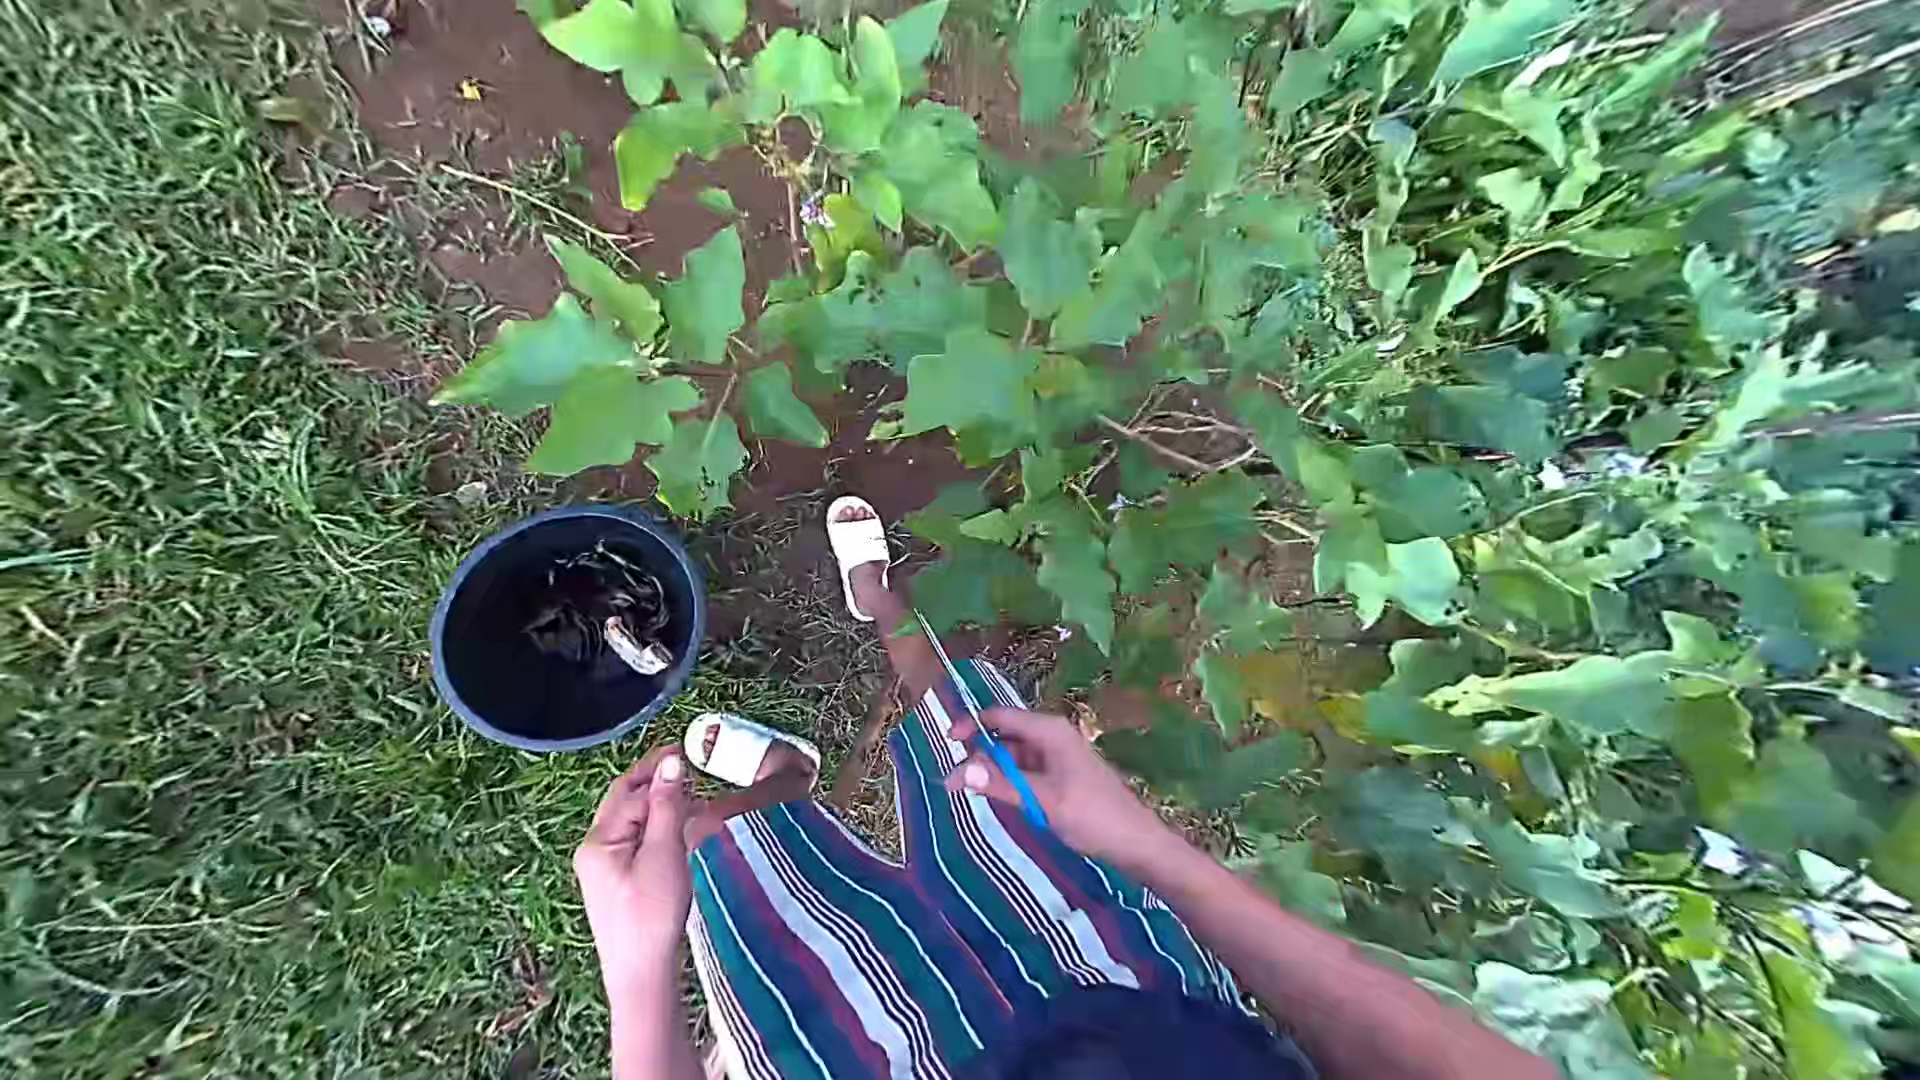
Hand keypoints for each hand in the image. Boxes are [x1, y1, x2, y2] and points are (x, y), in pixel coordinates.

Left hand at [575, 748, 691, 995]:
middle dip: (655, 778)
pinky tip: (683, 822)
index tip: (688, 751)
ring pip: (634, 817)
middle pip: (626, 799)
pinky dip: (660, 821)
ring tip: (693, 789)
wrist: (642, 972)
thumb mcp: (663, 851)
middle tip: (689, 761)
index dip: (659, 770)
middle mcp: (596, 848)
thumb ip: (666, 804)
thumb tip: (671, 761)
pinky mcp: (621, 877)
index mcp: (599, 841)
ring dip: (660, 799)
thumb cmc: (651, 912)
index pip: (632, 791)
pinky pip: (639, 835)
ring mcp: (606, 864)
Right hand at [944, 706, 1176, 866]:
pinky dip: (1010, 782)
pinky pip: (1027, 771)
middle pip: (1005, 737)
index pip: (1000, 716)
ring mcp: (1058, 756)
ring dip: (994, 772)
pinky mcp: (1062, 775)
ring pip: (1014, 756)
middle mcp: (1051, 736)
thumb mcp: (1043, 801)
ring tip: (972, 795)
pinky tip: (1002, 799)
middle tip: (956, 784)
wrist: (1137, 843)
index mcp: (1049, 731)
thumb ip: (1002, 785)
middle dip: (979, 756)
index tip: (947, 742)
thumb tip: (961, 771)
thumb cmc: (1093, 816)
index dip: (971, 724)